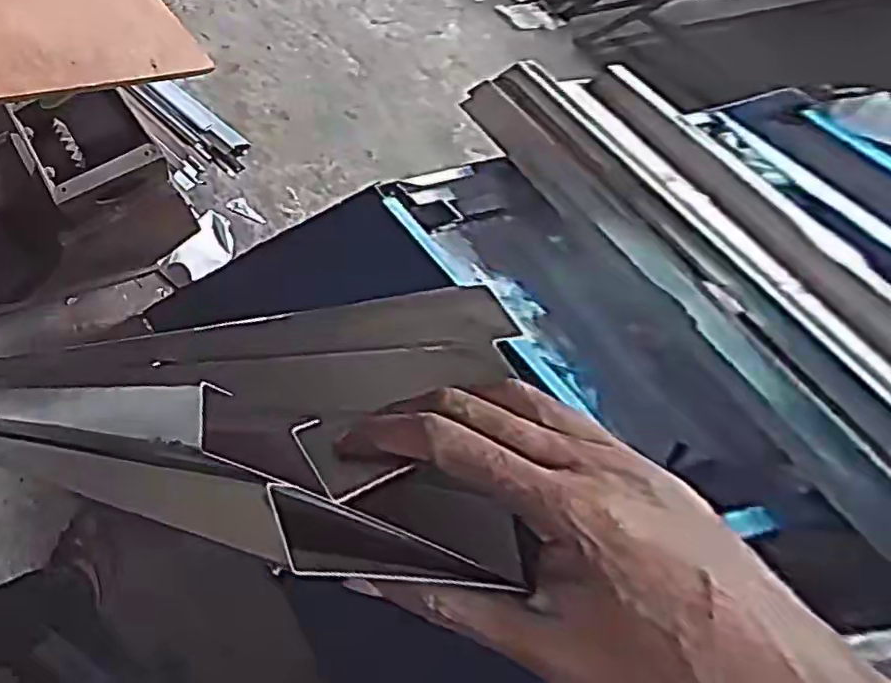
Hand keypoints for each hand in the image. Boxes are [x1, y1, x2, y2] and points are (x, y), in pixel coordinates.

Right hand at [339, 380, 874, 682]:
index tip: (358, 441)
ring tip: (424, 419)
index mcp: (574, 508)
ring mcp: (630, 463)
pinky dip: (508, 409)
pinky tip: (497, 432)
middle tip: (377, 430)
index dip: (387, 433)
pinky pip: (561, 412)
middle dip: (408, 409)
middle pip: (472, 403)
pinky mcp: (651, 469)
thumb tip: (378, 580)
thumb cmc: (691, 676)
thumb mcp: (548, 648)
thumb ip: (447, 603)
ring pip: (516, 395)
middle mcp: (601, 470)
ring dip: (456, 399)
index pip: (449, 439)